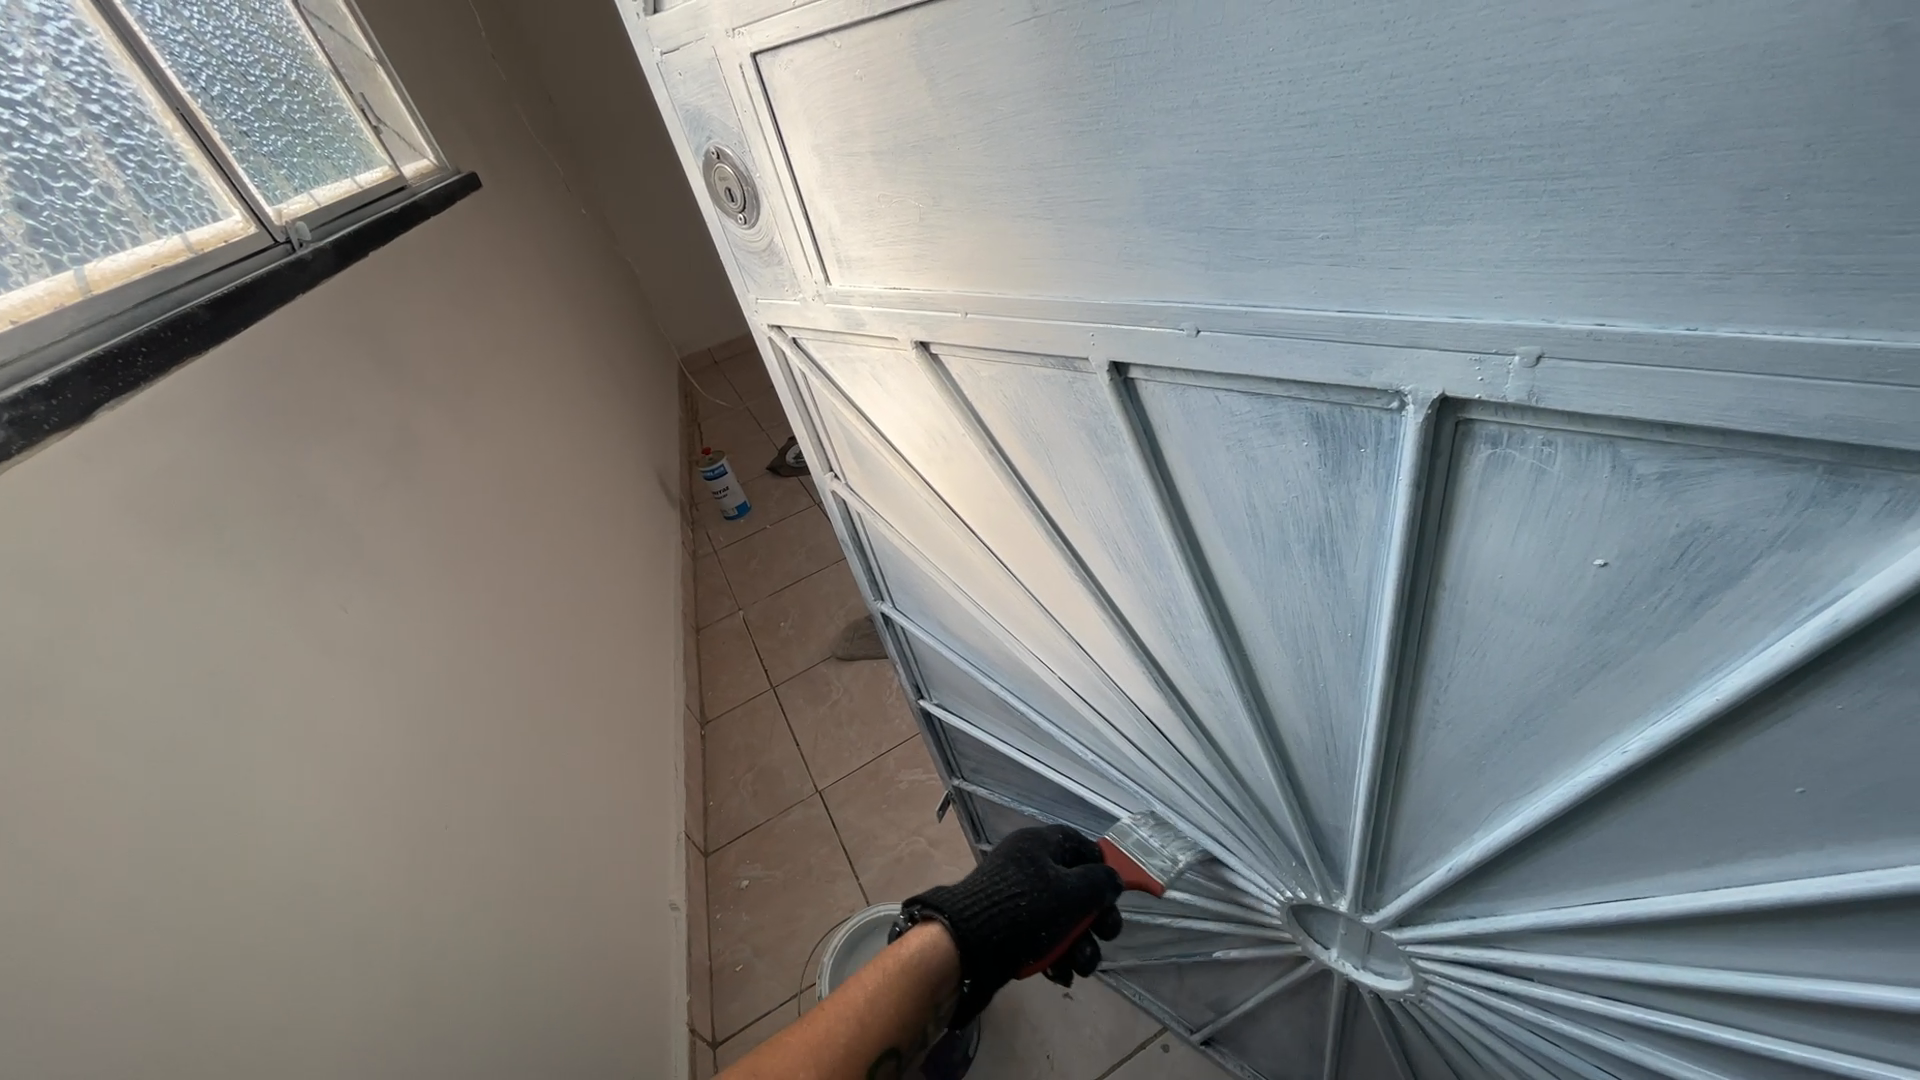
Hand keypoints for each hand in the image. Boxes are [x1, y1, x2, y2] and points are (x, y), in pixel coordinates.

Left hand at [900, 824, 1123, 1026]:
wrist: (969, 946)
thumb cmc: (1025, 909)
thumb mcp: (1070, 892)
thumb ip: (1099, 883)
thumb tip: (1113, 878)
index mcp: (1039, 844)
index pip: (1079, 844)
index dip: (1100, 866)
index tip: (1113, 892)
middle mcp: (1028, 865)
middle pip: (1075, 885)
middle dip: (1095, 916)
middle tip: (1106, 936)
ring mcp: (1018, 898)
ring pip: (1062, 918)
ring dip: (1080, 944)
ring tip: (1081, 966)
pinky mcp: (1010, 928)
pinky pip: (1043, 936)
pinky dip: (1056, 954)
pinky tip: (1059, 973)